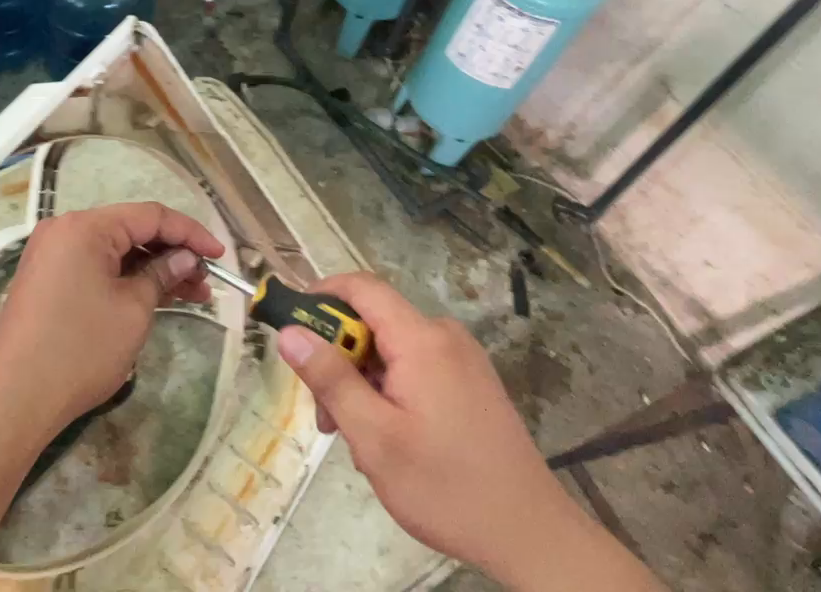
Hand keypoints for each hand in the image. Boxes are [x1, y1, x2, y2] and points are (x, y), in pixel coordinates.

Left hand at [0, 202, 224, 429]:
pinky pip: (95, 267)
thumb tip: (185, 259)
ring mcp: (52, 255)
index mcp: (85, 227)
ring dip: (152, 269)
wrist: (16, 397)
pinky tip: (155, 296)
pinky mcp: (47, 280)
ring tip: (192, 295)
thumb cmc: (81, 349)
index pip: (150, 216)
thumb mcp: (133, 310)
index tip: (220, 255)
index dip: (191, 233)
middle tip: (206, 281)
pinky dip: (126, 279)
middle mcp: (65, 231)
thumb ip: (163, 275)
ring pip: (115, 251)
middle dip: (173, 253)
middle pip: (131, 230)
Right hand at [277, 273, 663, 590]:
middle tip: (326, 418)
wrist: (530, 533)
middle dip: (339, 360)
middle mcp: (443, 337)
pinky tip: (389, 440)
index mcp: (421, 339)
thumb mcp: (374, 436)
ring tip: (360, 443)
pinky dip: (390, 392)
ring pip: (391, 351)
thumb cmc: (446, 486)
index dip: (321, 296)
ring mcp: (462, 359)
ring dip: (362, 384)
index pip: (362, 287)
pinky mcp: (471, 382)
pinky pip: (414, 368)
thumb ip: (330, 379)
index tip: (292, 327)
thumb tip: (290, 333)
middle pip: (373, 324)